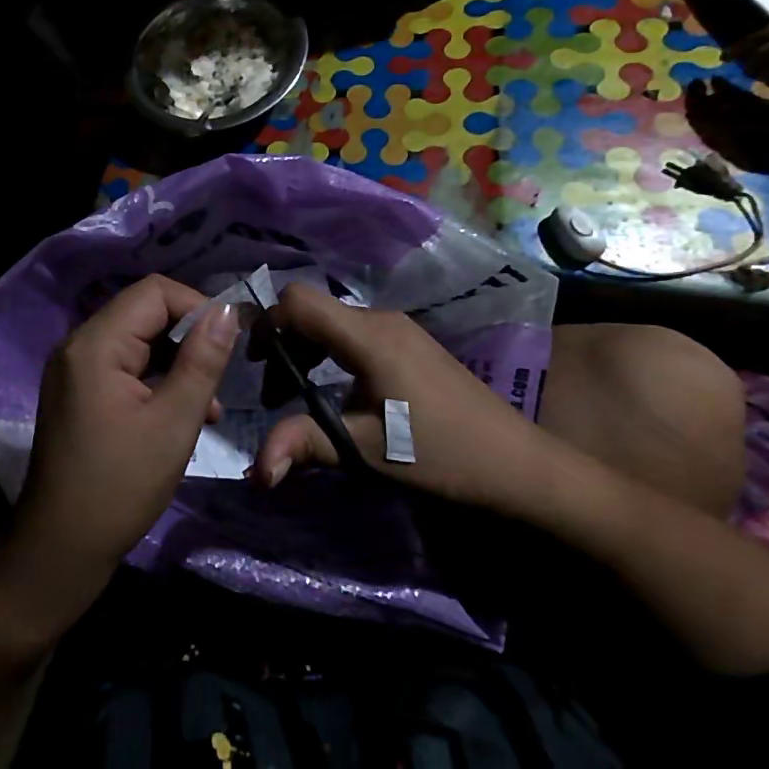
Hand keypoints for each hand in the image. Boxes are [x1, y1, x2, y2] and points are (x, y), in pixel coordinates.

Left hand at [10, 275, 236, 579]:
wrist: (61, 548)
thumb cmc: (121, 486)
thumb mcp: (174, 422)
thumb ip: (202, 361)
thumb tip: (227, 311)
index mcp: (95, 345)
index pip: (154, 292)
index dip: (198, 306)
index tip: (231, 341)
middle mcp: (79, 346)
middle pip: (144, 312)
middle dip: (189, 335)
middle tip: (222, 373)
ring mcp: (75, 370)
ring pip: (138, 339)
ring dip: (177, 359)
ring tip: (210, 402)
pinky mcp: (80, 392)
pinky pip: (125, 365)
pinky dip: (158, 378)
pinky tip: (185, 411)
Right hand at [252, 284, 544, 510]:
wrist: (514, 463)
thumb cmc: (438, 453)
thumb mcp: (364, 449)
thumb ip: (303, 444)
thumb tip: (255, 469)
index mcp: (368, 336)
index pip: (299, 301)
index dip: (267, 324)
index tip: (253, 365)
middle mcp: (382, 320)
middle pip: (314, 311)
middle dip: (284, 345)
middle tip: (274, 394)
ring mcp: (401, 330)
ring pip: (334, 324)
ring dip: (307, 353)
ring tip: (298, 397)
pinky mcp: (412, 345)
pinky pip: (356, 336)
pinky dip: (331, 356)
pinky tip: (336, 394)